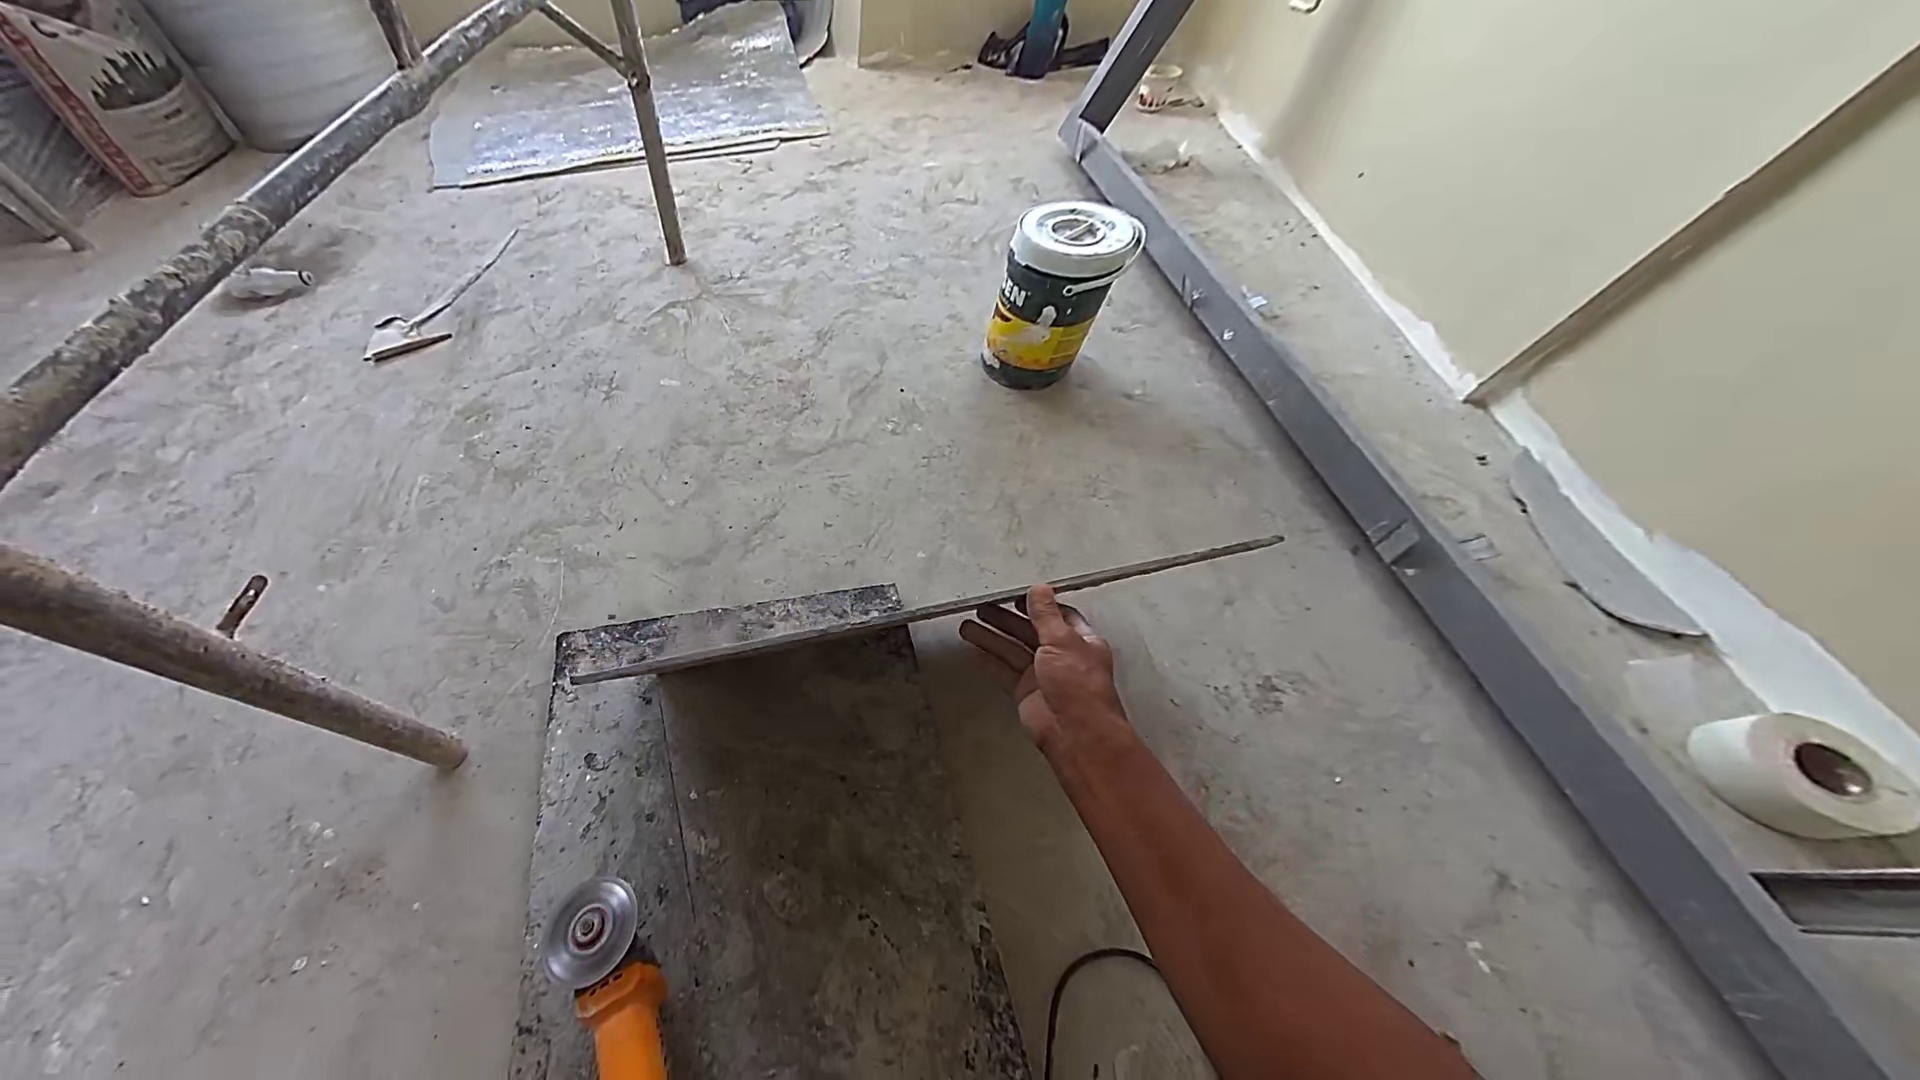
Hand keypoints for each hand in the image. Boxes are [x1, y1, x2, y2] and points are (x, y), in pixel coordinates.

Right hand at [959, 584, 1129, 752]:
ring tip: (969, 624)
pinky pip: (1003, 671)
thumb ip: (1046, 614)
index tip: (1017, 596)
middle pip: (1029, 631)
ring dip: (991, 636)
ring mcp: (1042, 675)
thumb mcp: (1062, 640)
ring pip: (1011, 649)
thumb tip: (1040, 590)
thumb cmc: (1082, 689)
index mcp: (1080, 641)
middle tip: (984, 607)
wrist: (1075, 732)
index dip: (1037, 605)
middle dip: (1006, 619)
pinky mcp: (1026, 692)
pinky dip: (988, 660)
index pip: (1057, 616)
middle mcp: (1061, 657)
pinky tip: (974, 650)